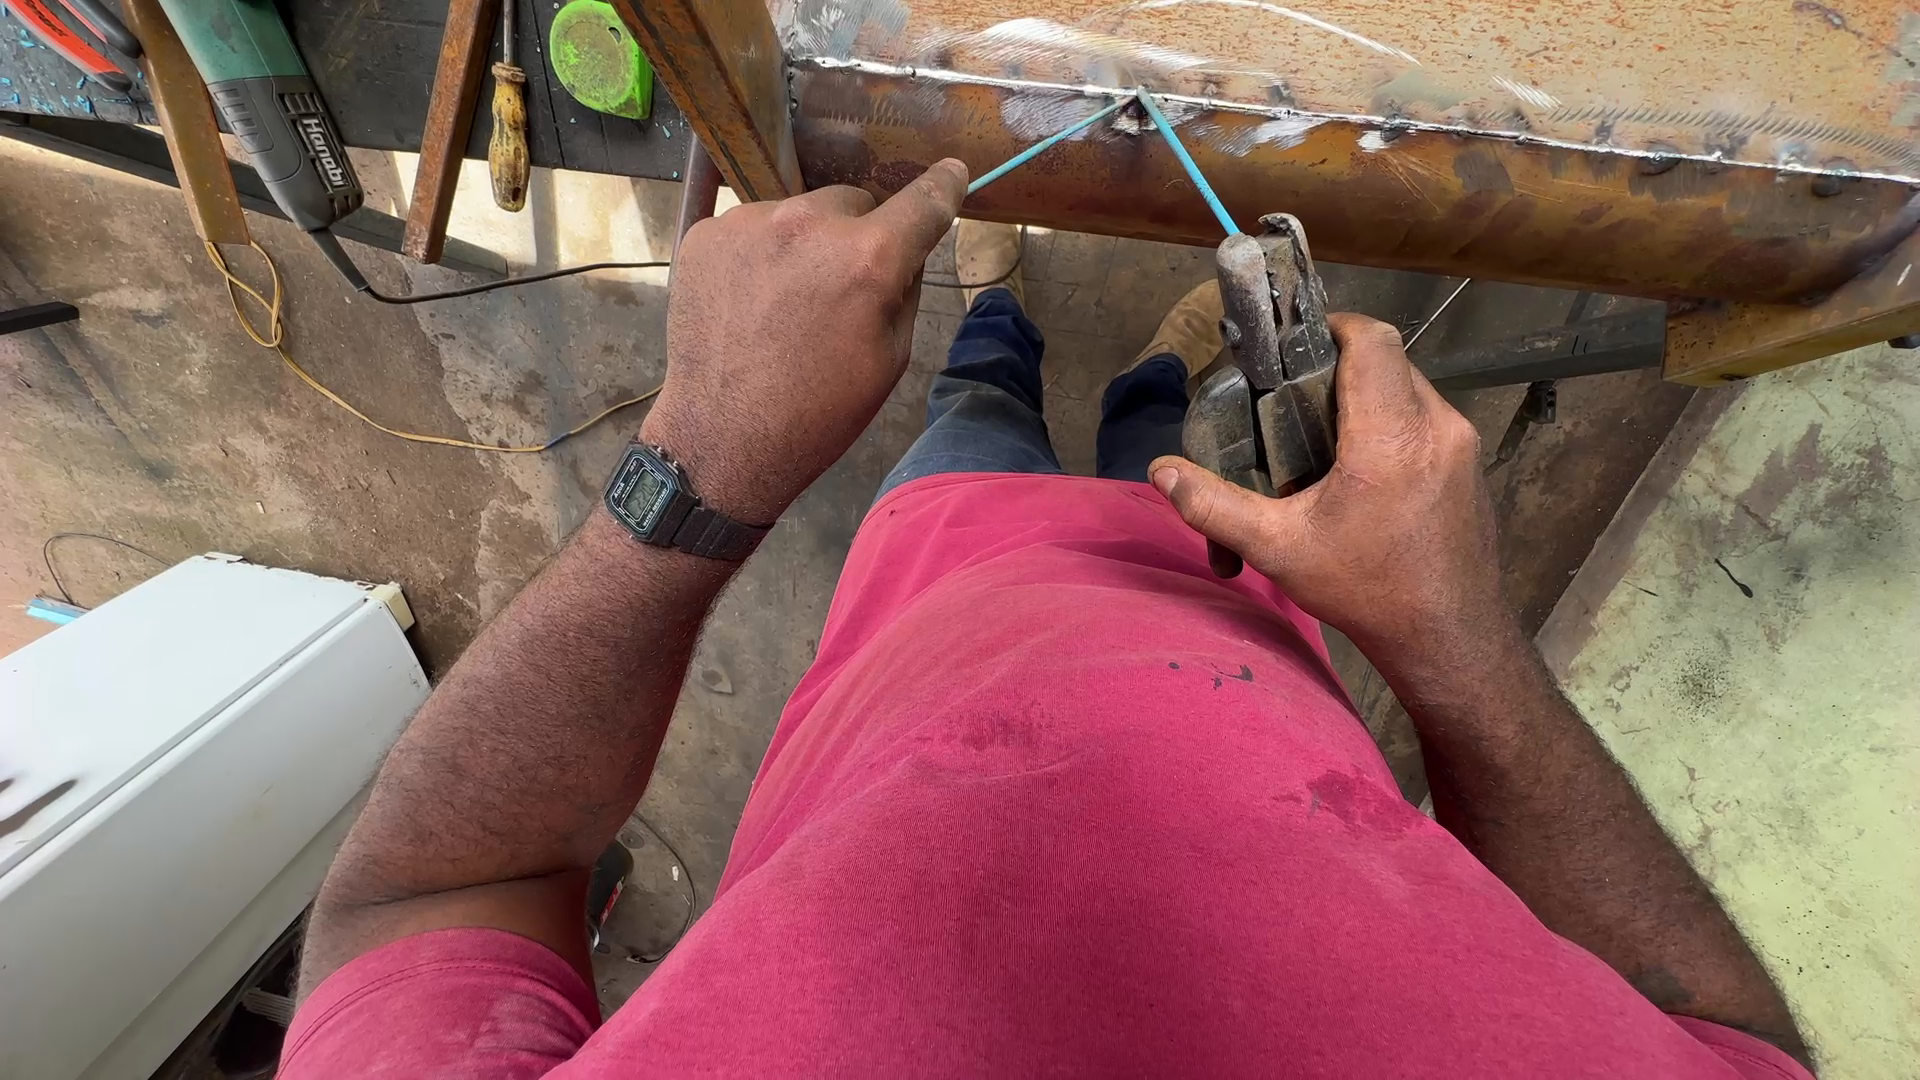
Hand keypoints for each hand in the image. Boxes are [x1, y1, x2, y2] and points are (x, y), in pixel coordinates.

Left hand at [638, 161, 968, 524]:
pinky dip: (762, 254)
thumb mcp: (890, 358)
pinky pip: (753, 227)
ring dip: (806, 243)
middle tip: (841, 290)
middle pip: (853, 202)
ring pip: (798, 213)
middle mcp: (808, 222)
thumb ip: (905, 290)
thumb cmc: (822, 412)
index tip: (952, 172)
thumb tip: (906, 252)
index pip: (922, 202)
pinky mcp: (704, 235)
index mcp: (867, 258)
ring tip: (787, 303)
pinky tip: (753, 300)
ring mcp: (748, 222)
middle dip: (858, 236)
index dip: (943, 187)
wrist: (728, 437)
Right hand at [1149, 314, 1518, 685]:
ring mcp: (1461, 445)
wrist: (1449, 639)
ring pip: (1405, 390)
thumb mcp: (1276, 548)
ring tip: (1316, 442)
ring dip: (1360, 399)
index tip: (1292, 346)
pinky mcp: (1469, 465)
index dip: (1331, 327)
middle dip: (1335, 370)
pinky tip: (1354, 472)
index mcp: (1391, 436)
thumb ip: (1214, 506)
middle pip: (1385, 362)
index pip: (1371, 341)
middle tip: (1289, 406)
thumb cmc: (1364, 589)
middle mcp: (1437, 426)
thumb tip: (1160, 472)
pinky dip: (1384, 424)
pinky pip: (1422, 419)